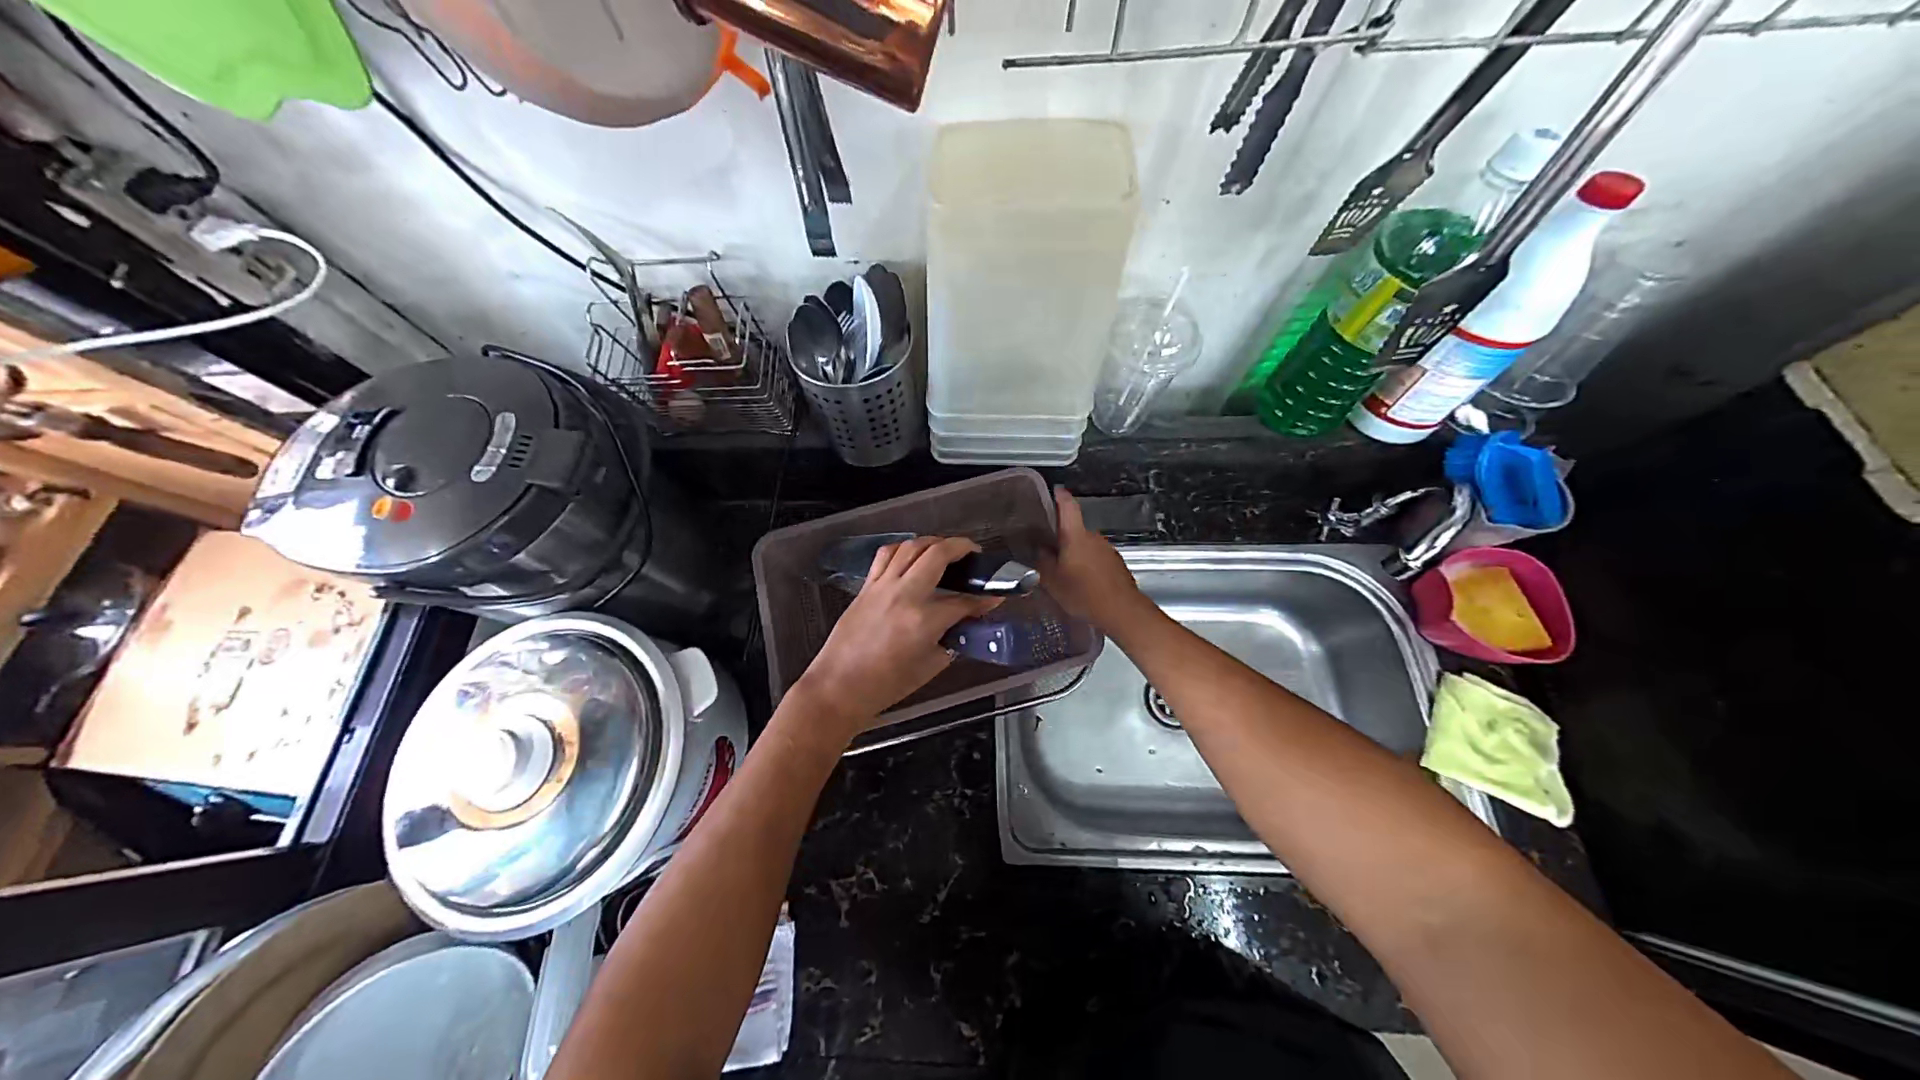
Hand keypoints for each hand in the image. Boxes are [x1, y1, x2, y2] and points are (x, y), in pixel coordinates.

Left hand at [789, 536, 1002, 744]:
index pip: (963, 602)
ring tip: (945, 548)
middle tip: (974, 553)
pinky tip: (912, 554)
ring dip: (933, 542)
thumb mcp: (930, 665)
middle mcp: (904, 595)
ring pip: (911, 547)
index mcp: (924, 620)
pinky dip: (904, 548)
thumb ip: (953, 638)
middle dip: (962, 548)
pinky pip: (886, 555)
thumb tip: (966, 621)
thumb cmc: (886, 685)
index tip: (995, 596)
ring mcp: (883, 587)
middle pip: (938, 555)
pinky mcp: (866, 587)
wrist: (839, 687)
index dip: (984, 599)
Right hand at [1039, 486, 1147, 629]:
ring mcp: (1107, 550)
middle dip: (1061, 538)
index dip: (1060, 496)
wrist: (1121, 611)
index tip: (1054, 490)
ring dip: (1075, 554)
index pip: (1068, 506)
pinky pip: (1096, 559)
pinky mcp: (1115, 564)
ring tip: (1063, 571)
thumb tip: (1040, 550)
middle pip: (1074, 530)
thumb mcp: (1052, 581)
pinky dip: (1087, 565)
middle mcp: (1093, 537)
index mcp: (1076, 536)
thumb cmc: (1084, 594)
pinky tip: (1081, 582)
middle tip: (1046, 550)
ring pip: (1085, 546)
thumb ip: (1042, 562)